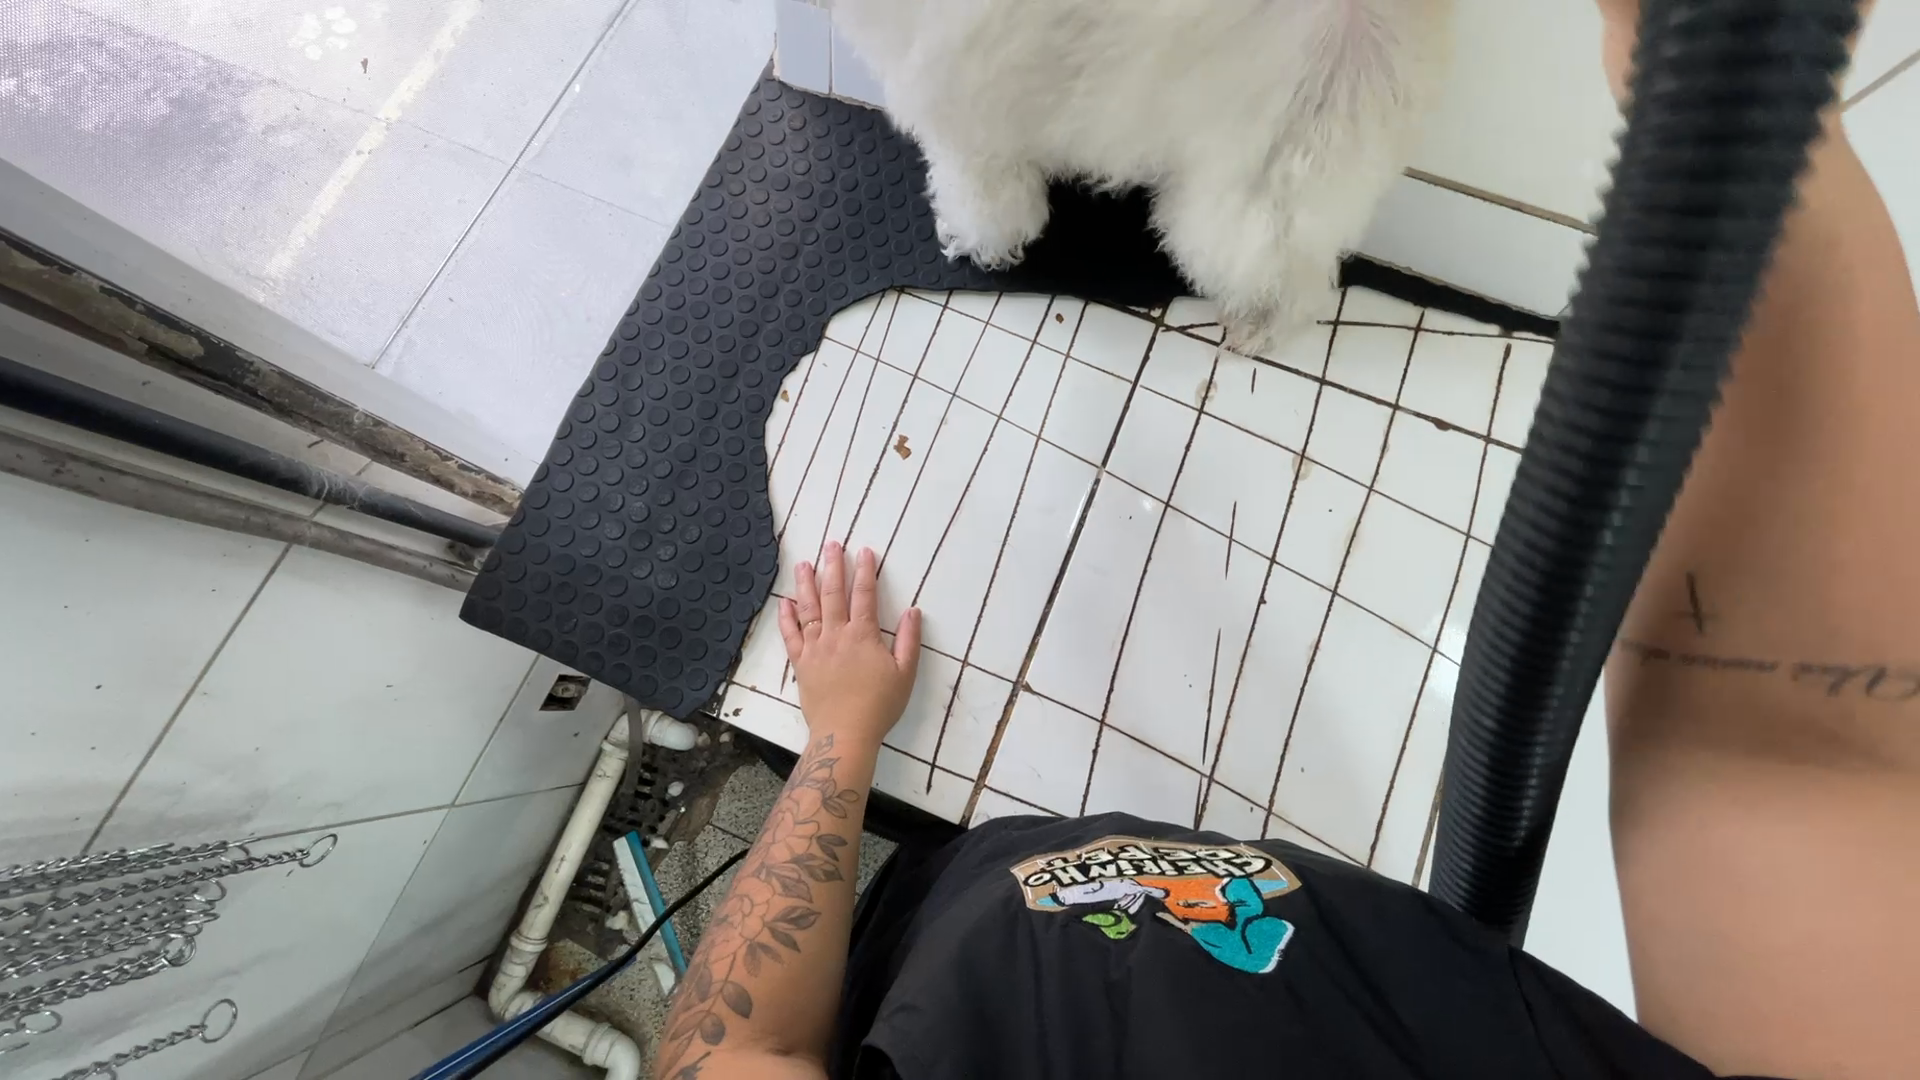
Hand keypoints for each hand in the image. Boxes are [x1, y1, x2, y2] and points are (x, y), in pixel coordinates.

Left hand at [777, 541, 921, 747]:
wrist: (845, 733)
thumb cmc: (879, 705)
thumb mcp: (905, 673)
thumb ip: (909, 640)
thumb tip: (913, 611)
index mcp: (863, 635)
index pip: (865, 595)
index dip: (866, 571)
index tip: (865, 552)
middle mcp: (836, 635)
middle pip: (833, 594)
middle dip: (834, 566)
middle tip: (832, 545)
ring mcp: (815, 648)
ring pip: (809, 609)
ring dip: (806, 584)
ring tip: (804, 563)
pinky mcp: (801, 663)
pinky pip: (791, 635)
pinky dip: (787, 618)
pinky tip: (785, 602)